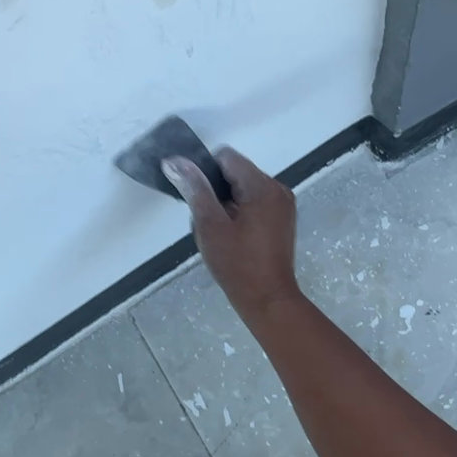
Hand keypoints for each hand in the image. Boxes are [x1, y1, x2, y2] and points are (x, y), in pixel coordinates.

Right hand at [162, 148, 302, 316]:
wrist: (268, 300)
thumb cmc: (237, 264)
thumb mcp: (210, 224)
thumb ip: (194, 188)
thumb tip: (174, 161)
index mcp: (262, 186)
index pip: (226, 157)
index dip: (206, 172)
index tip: (199, 198)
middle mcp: (277, 188)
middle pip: (236, 171)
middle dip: (216, 189)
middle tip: (208, 220)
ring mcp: (282, 204)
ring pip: (244, 186)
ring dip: (227, 201)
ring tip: (220, 230)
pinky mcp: (282, 218)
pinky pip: (255, 200)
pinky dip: (240, 210)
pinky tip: (233, 234)